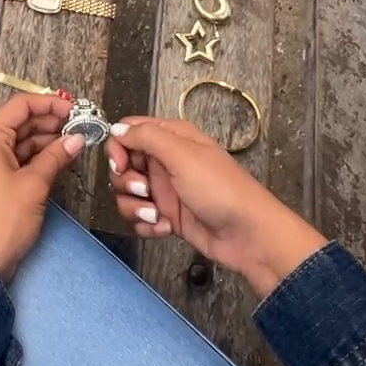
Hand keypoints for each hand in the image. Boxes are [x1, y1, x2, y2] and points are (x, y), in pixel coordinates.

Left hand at [0, 93, 84, 281]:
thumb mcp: (33, 185)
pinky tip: (61, 158)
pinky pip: (20, 159)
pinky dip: (40, 156)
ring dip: (48, 139)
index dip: (49, 103)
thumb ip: (55, 157)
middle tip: (81, 126)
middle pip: (21, 122)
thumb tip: (76, 139)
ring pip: (22, 141)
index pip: (20, 106)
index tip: (75, 109)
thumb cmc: (1, 219)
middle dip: (51, 121)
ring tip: (77, 142)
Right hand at [106, 116, 326, 296]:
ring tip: (156, 215)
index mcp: (171, 137)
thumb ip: (146, 136)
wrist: (250, 237)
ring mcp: (166, 189)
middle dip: (125, 181)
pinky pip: (140, 217)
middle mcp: (165, 160)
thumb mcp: (182, 155)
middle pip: (123, 164)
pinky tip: (164, 228)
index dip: (118, 147)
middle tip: (144, 191)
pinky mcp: (168, 215)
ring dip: (135, 206)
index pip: (129, 131)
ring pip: (128, 193)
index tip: (120, 165)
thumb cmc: (221, 190)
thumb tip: (116, 128)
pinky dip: (146, 224)